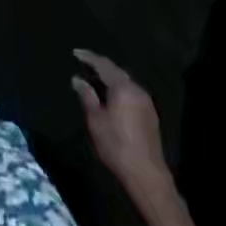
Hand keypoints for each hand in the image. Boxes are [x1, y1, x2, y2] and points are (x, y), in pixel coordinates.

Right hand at [72, 48, 167, 182]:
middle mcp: (137, 90)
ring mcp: (146, 102)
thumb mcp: (95, 120)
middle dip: (100, 66)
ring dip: (110, 78)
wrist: (145, 173)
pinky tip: (111, 96)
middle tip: (84, 63)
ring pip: (125, 82)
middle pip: (117, 72)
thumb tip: (77, 79)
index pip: (104, 65)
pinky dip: (119, 88)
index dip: (89, 57)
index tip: (76, 53)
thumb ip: (87, 96)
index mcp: (123, 88)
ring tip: (95, 78)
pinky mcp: (150, 114)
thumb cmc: (116, 145)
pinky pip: (131, 92)